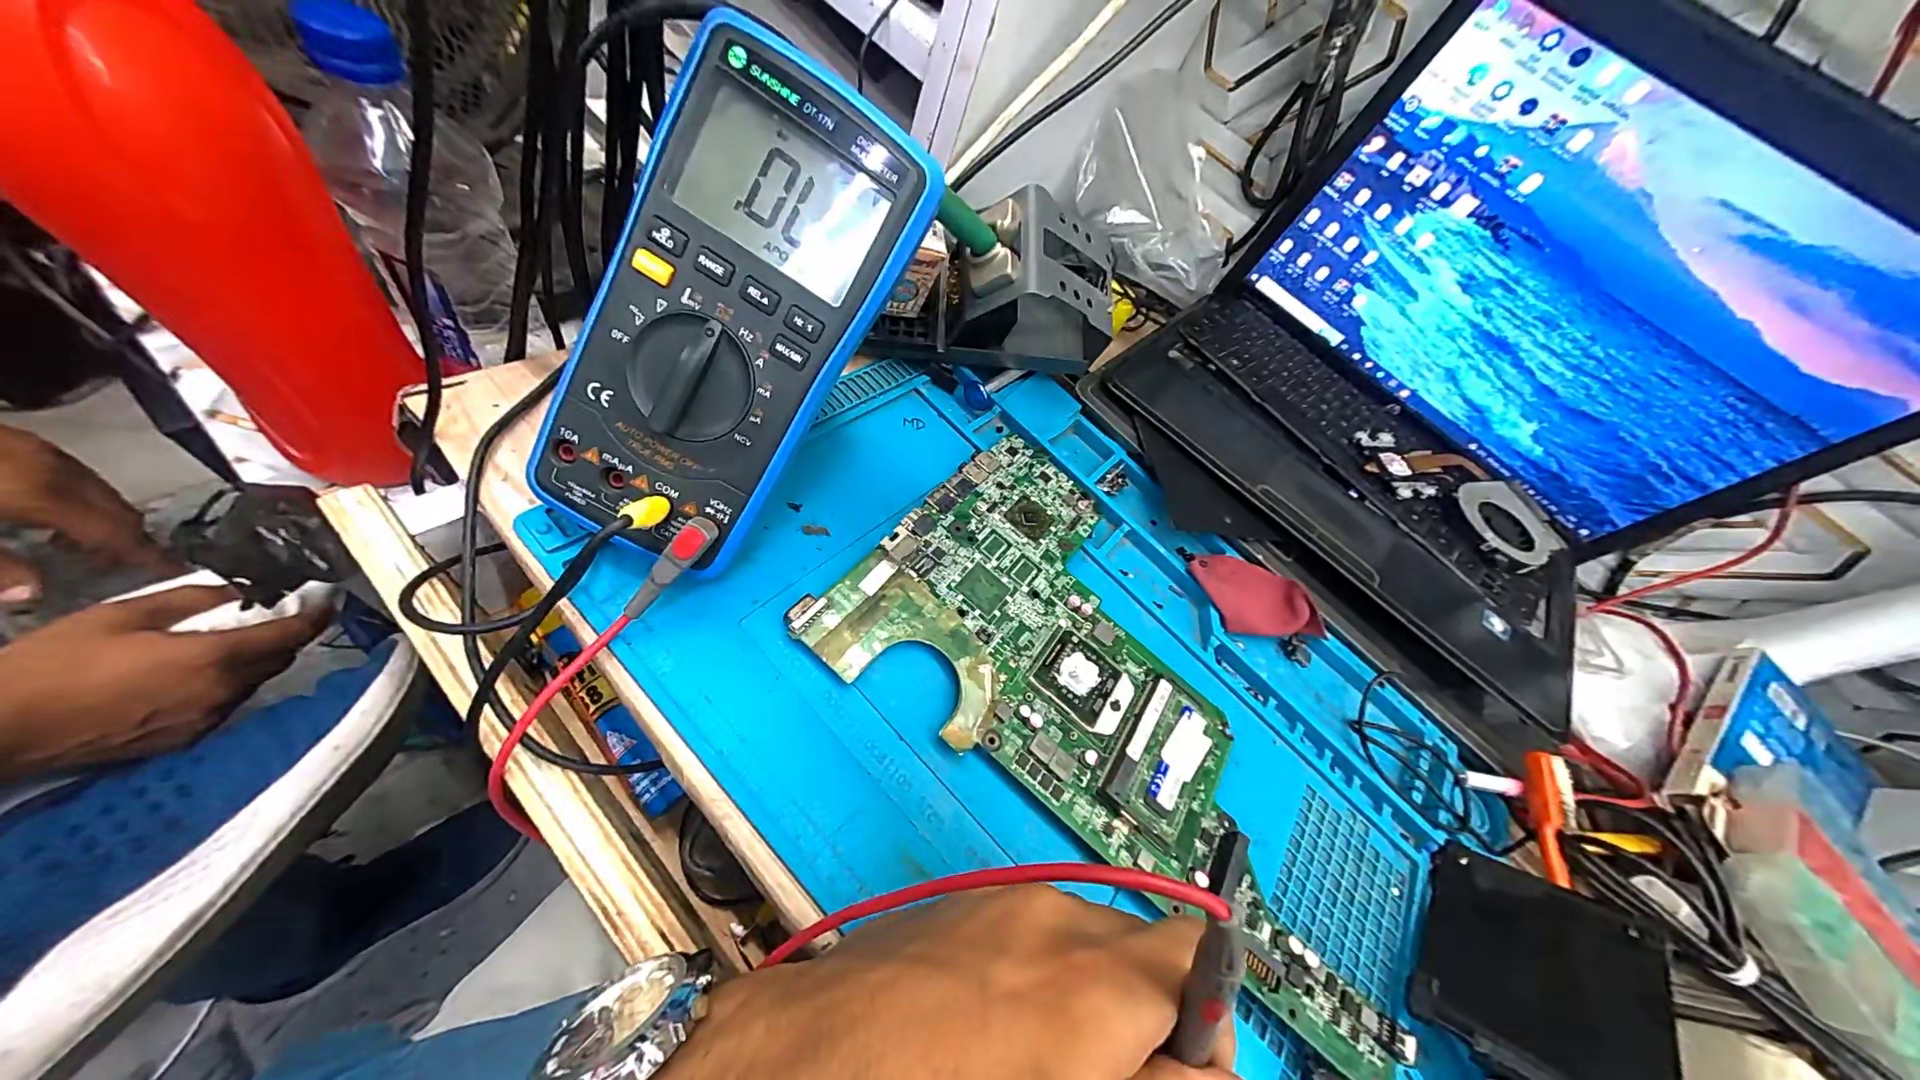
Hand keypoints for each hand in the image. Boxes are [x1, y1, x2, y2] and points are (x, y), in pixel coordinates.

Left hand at [0, 424, 176, 604]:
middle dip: (122, 529)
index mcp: (41, 492)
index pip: (112, 528)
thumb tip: (34, 590)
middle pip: (106, 501)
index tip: (166, 569)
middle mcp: (44, 464)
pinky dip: (62, 490)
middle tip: (127, 557)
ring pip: (82, 481)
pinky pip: (49, 466)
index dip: (140, 551)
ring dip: (93, 509)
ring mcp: (17, 444)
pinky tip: (41, 505)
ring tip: (83, 535)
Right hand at [0, 585, 329, 778]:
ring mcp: (204, 720)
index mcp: (215, 659)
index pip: (290, 635)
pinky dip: (225, 685)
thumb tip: (236, 591)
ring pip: (252, 684)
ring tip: (230, 642)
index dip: (316, 616)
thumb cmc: (52, 665)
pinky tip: (196, 675)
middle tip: (275, 616)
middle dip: (284, 637)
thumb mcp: (120, 616)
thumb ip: (189, 600)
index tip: (328, 601)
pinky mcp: (181, 740)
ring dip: (253, 662)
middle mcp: (223, 693)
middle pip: (277, 660)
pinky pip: (223, 705)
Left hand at [663, 885, 1237, 1079]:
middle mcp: (1046, 915)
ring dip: (1087, 990)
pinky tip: (990, 1028)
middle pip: (1144, 945)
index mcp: (1086, 974)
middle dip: (1147, 1009)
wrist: (786, 1070)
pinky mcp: (955, 906)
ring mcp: (995, 902)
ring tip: (1041, 1056)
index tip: (1184, 1067)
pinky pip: (1027, 929)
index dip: (1204, 1021)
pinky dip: (1035, 971)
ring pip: (1084, 936)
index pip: (1198, 956)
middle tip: (1109, 1069)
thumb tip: (1197, 1060)